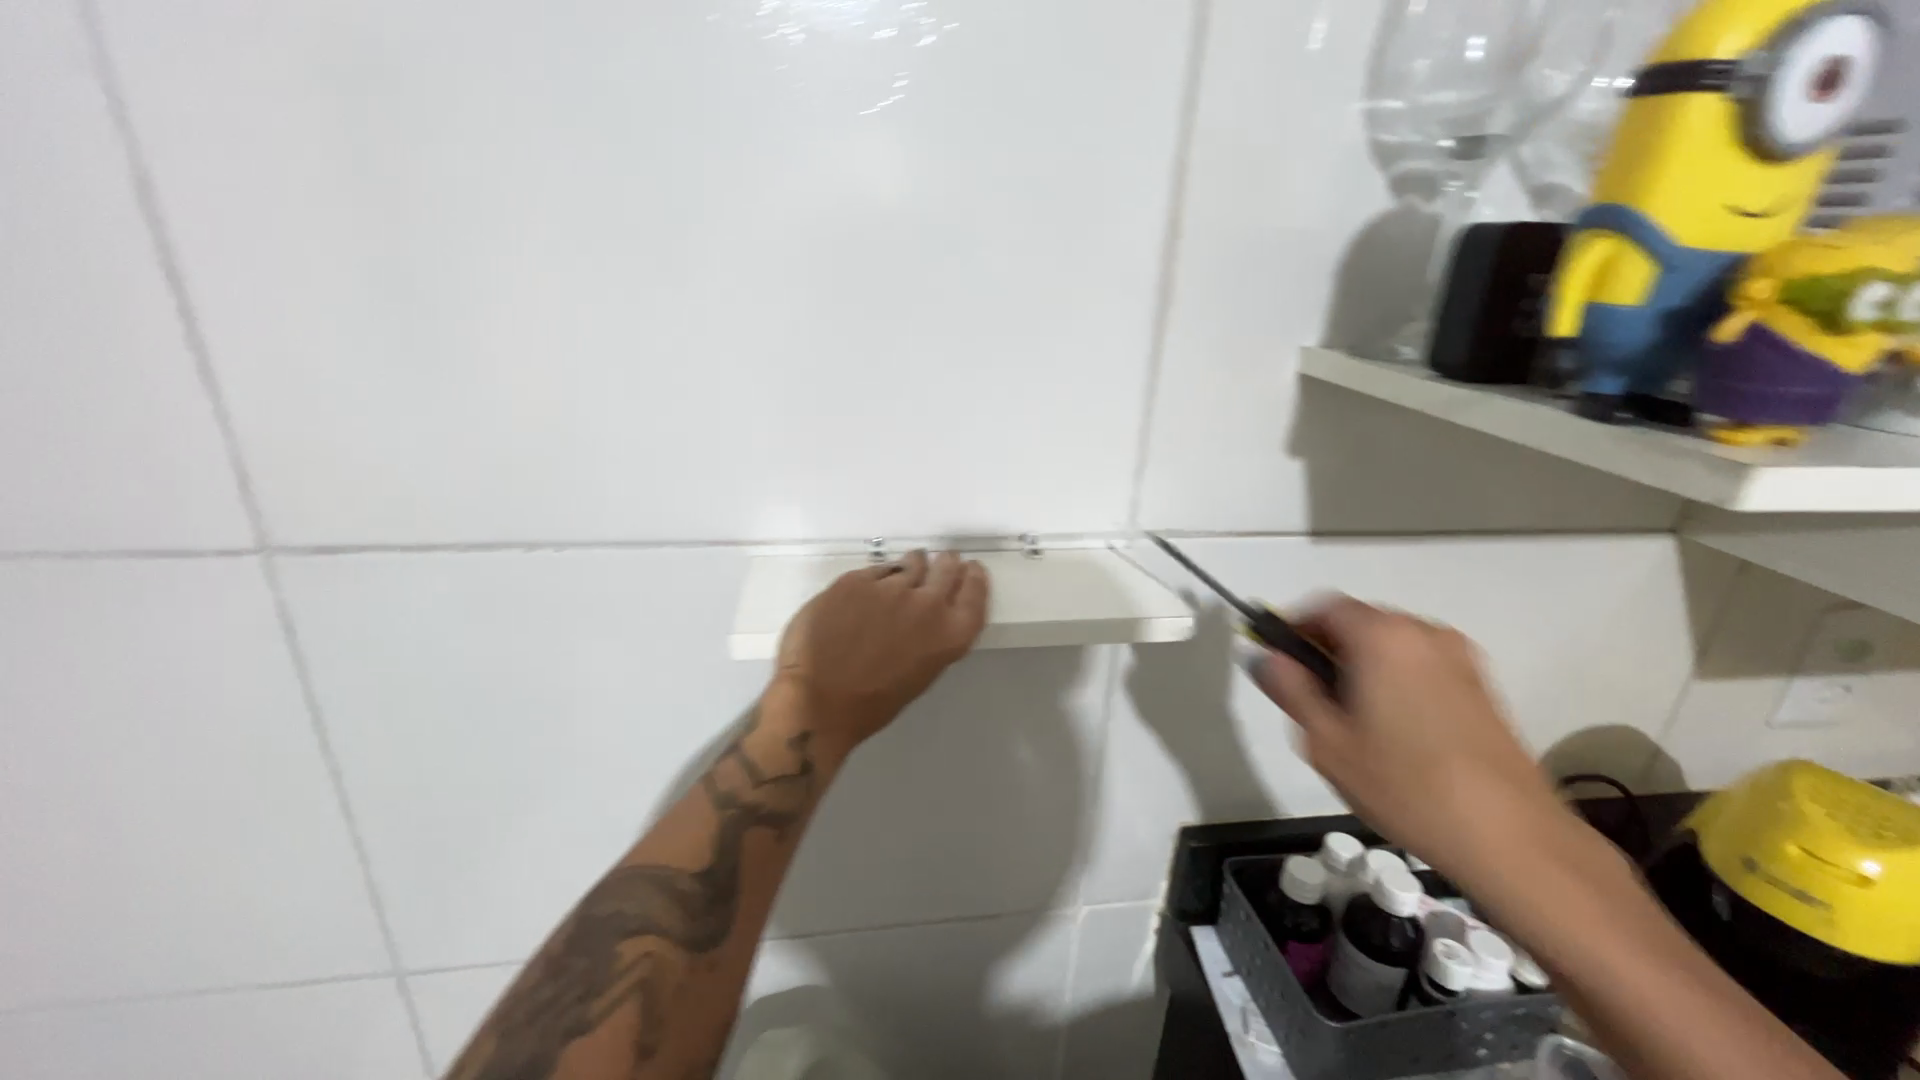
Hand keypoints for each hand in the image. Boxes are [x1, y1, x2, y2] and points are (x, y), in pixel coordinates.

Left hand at [772, 550, 989, 759]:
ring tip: (906, 567)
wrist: (819, 700)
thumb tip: (922, 621)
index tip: (972, 570)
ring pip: (909, 564)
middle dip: (946, 563)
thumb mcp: (919, 674)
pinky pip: (875, 570)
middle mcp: (927, 605)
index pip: (975, 595)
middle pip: (946, 569)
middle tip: (944, 560)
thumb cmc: (872, 703)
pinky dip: (878, 577)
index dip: (975, 579)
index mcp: (949, 636)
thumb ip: (930, 639)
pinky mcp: (856, 579)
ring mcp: (890, 587)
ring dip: (912, 565)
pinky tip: (869, 589)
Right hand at [1250, 596, 1569, 886]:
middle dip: (1328, 650)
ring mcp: (1460, 659)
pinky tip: (1394, 733)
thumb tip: (1266, 658)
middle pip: (1361, 623)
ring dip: (1363, 667)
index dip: (1294, 627)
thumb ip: (1290, 689)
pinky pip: (1421, 666)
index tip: (1278, 662)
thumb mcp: (1326, 742)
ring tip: (1352, 722)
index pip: (1326, 607)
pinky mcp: (1482, 687)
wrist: (1509, 835)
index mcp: (1383, 636)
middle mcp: (1424, 633)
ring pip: (1393, 646)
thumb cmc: (1404, 785)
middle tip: (1309, 699)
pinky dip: (1396, 681)